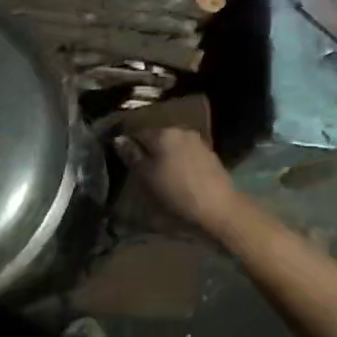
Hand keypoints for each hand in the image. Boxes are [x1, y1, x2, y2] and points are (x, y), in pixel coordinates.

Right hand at [114, 127, 242, 230]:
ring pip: (173, 144)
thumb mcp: (147, 177)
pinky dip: (179, 159)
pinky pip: (186, 151)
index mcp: (163, 133)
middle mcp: (181, 130)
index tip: (125, 161)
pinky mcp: (209, 152)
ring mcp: (198, 140)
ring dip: (165, 154)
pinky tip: (178, 174)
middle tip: (141, 169)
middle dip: (148, 149)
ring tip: (160, 173)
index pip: (138, 132)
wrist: (217, 206)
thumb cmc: (176, 193)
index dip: (129, 146)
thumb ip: (132, 155)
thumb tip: (118, 138)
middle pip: (157, 137)